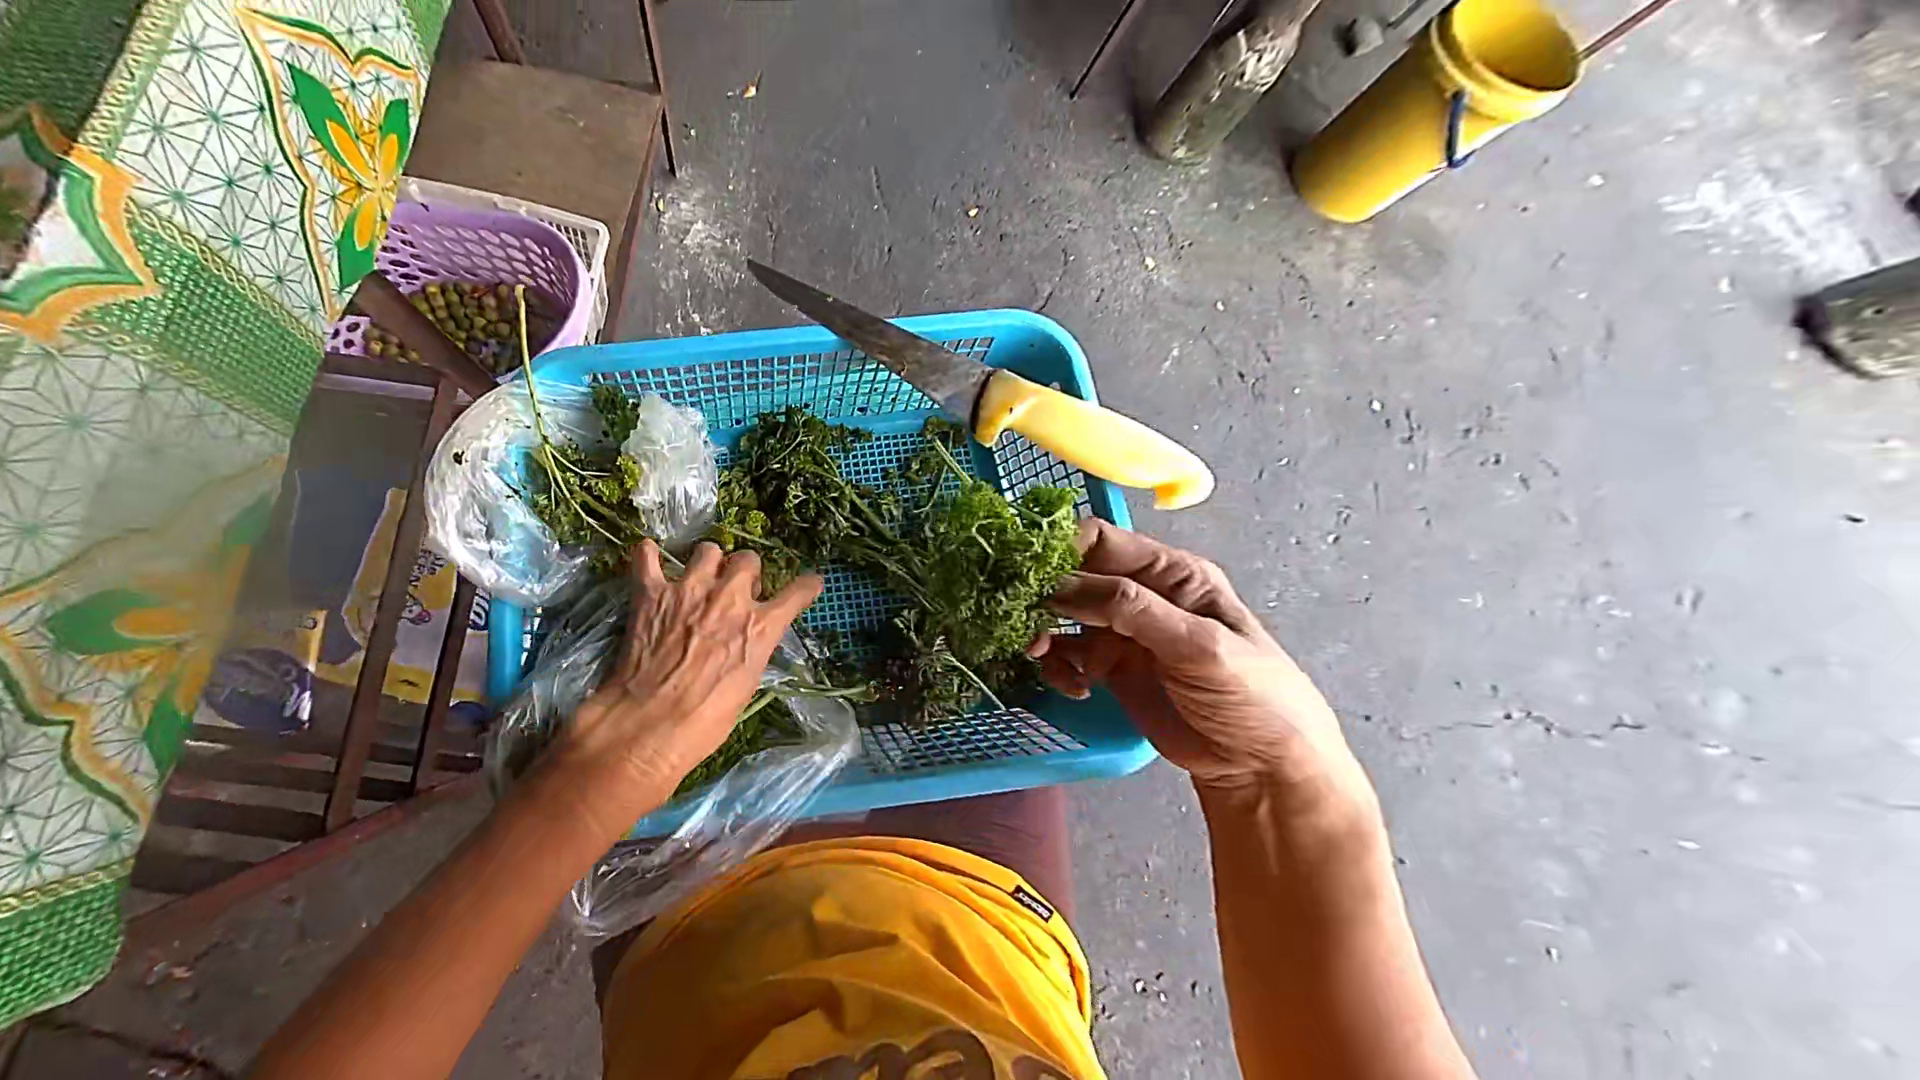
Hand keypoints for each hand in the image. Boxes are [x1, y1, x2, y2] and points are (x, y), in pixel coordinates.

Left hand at [540, 540, 822, 832]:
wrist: (651, 724)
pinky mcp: (651, 594)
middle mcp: (730, 599)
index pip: (796, 593)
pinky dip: (648, 556)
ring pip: (707, 550)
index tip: (811, 582)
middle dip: (746, 571)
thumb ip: (752, 651)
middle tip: (736, 588)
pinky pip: (647, 558)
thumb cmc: (706, 721)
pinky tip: (649, 557)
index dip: (806, 586)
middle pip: (748, 560)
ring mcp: (689, 591)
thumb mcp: (747, 685)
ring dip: (708, 560)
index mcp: (761, 626)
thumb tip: (745, 643)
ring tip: (700, 574)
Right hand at [1032, 521, 1373, 806]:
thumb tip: (1063, 584)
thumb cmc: (1250, 695)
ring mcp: (1125, 632)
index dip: (1061, 550)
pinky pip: (1069, 655)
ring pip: (1065, 615)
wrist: (1261, 767)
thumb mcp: (1199, 645)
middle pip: (1076, 576)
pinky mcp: (1112, 668)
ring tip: (1039, 654)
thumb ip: (1133, 608)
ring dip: (1045, 630)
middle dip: (1046, 594)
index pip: (1102, 542)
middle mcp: (1142, 593)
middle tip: (1023, 619)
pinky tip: (1074, 687)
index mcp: (1171, 572)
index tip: (1026, 572)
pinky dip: (1059, 666)